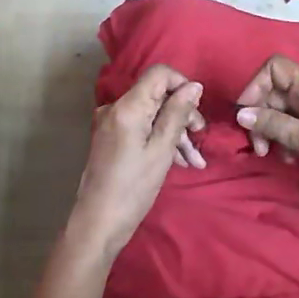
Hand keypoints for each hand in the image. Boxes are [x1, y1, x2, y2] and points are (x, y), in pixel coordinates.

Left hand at [71, 64, 205, 257]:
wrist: (98, 223)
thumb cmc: (133, 187)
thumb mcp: (162, 149)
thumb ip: (178, 113)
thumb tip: (194, 85)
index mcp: (128, 106)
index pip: (159, 74)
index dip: (182, 85)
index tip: (197, 108)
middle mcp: (116, 107)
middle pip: (157, 94)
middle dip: (182, 112)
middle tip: (200, 137)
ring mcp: (111, 123)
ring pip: (152, 114)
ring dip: (175, 131)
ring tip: (195, 159)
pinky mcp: (111, 138)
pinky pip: (141, 128)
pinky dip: (160, 140)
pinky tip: (180, 161)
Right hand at [235, 55, 298, 219]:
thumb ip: (276, 126)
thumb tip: (241, 113)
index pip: (274, 67)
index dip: (255, 87)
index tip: (247, 117)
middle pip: (275, 90)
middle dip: (261, 115)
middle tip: (260, 148)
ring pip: (283, 109)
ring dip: (272, 130)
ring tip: (276, 156)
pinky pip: (296, 124)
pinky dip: (287, 138)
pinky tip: (292, 159)